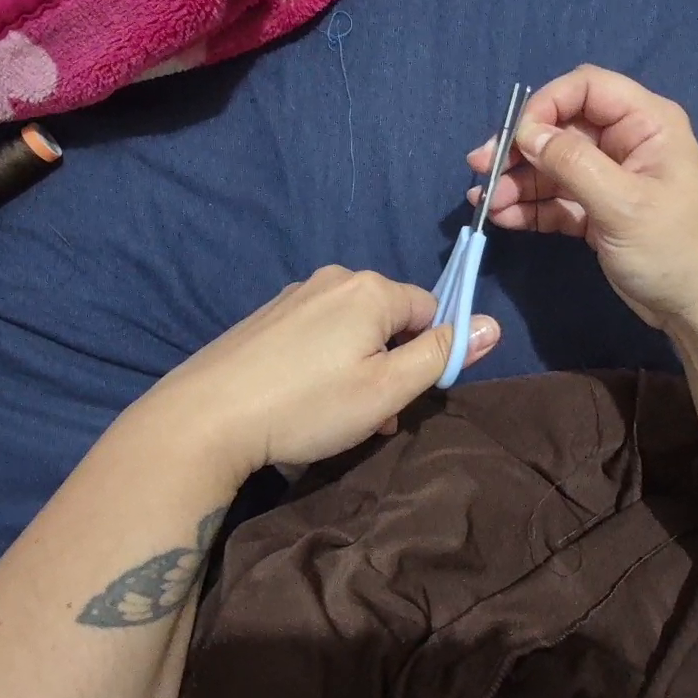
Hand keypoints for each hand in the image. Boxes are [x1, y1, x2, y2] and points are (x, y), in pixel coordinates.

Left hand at [128, 267, 498, 479]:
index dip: (431, 354)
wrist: (205, 418)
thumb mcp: (387, 389)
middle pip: (390, 319)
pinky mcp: (266, 317)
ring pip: (353, 331)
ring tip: (339, 417)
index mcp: (370, 289)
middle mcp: (334, 279)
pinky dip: (325, 363)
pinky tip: (305, 399)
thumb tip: (492, 324)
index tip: (409, 395)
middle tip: (374, 416)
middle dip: (393, 365)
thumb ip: (442, 354)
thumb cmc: (307, 405)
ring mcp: (294, 296)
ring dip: (360, 369)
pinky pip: (318, 334)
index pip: (431, 310)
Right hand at [467, 65, 697, 329]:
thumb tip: (525, 134)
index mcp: (645, 124)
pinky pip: (554, 199)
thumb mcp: (623, 204)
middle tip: (480, 169)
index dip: (545, 106)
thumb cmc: (674, 249)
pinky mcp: (595, 212)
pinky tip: (502, 218)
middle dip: (519, 149)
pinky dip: (528, 207)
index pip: (586, 89)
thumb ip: (572, 164)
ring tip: (485, 203)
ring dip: (516, 182)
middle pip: (560, 128)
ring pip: (550, 167)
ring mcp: (608, 179)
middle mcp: (624, 143)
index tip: (514, 139)